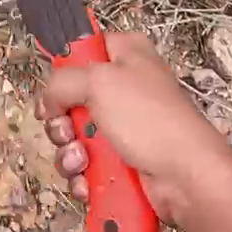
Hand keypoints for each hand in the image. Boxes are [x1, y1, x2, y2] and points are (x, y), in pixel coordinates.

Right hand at [34, 31, 231, 228]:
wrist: (184, 176)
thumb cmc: (150, 119)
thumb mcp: (100, 82)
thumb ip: (62, 82)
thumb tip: (47, 99)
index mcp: (126, 53)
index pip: (84, 50)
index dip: (65, 71)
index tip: (55, 93)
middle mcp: (124, 85)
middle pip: (72, 98)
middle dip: (63, 122)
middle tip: (69, 131)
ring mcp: (124, 124)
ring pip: (76, 136)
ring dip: (71, 154)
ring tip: (83, 161)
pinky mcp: (122, 159)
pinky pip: (88, 165)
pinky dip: (84, 176)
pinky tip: (89, 182)